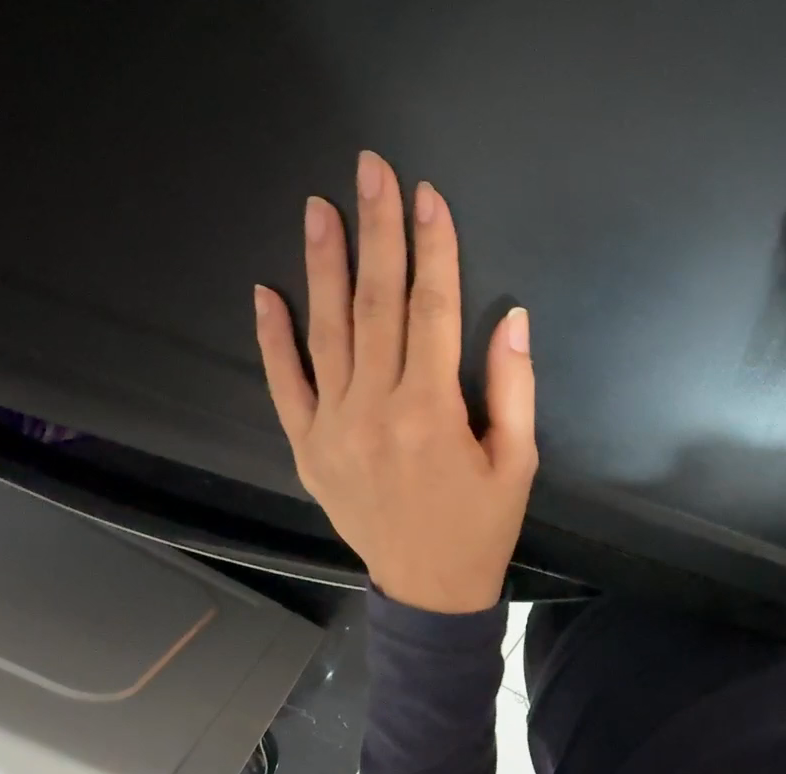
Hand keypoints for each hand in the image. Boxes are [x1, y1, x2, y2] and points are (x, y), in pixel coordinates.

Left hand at [255, 151, 537, 613]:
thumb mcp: (518, 462)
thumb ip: (514, 388)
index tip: (427, 195)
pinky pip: (284, 383)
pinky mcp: (307, 446)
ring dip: (324, 264)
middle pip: (376, 303)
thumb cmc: (482, 528)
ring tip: (321, 207)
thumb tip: (512, 317)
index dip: (433, 249)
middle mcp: (375, 409)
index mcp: (432, 412)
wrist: (428, 592)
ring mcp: (331, 426)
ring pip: (326, 330)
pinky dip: (273, 337)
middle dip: (377, 232)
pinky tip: (267, 290)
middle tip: (370, 169)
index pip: (433, 309)